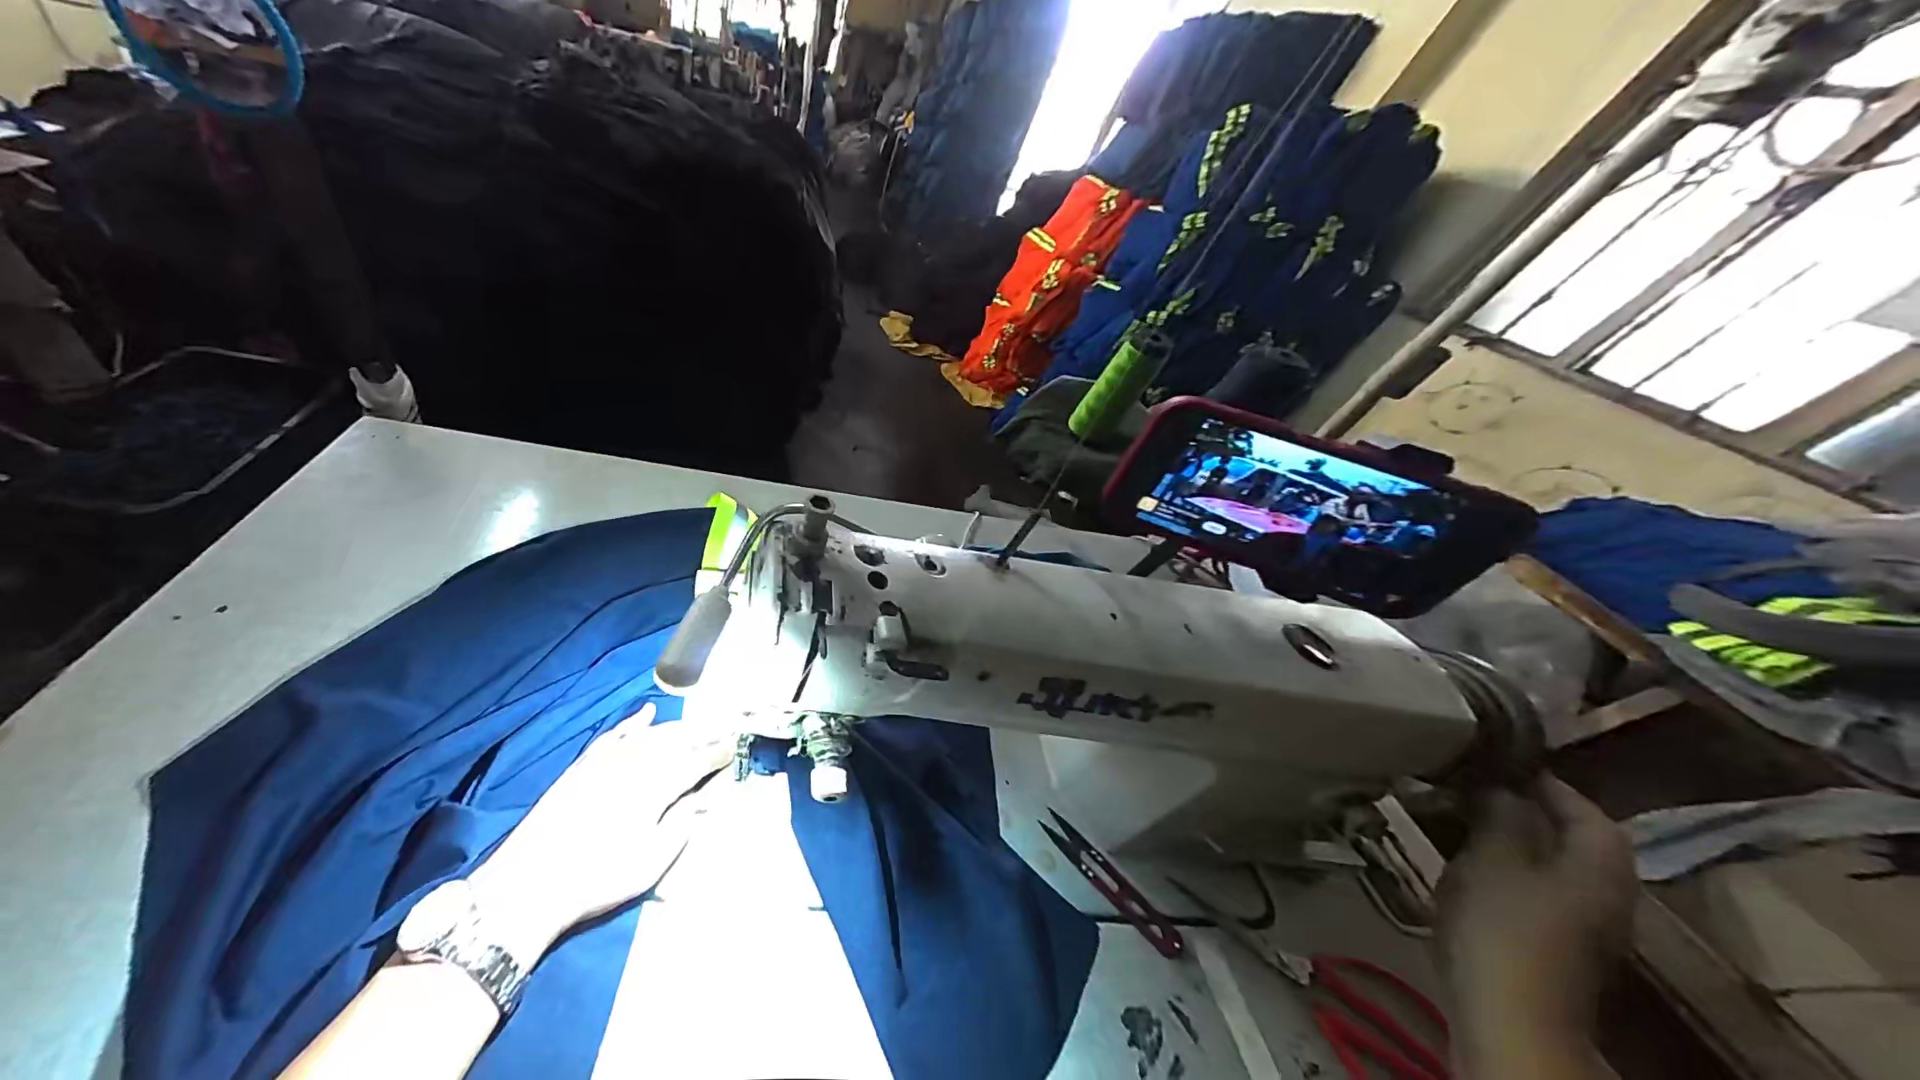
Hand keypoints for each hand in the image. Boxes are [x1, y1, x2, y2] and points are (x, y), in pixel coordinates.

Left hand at [467, 704, 733, 963]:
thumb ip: (680, 826)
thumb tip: (698, 801)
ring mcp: (606, 762)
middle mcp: (634, 764)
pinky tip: (646, 714)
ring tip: (694, 725)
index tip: (734, 746)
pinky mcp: (583, 766)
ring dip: (676, 727)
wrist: (528, 886)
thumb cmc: (598, 879)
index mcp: (657, 786)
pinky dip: (633, 723)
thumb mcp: (652, 863)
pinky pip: (614, 735)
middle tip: (721, 730)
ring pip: (649, 733)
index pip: (697, 761)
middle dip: (702, 733)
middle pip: (676, 739)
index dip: (718, 753)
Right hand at [1438, 776, 1635, 1068]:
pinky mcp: (1550, 948)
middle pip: (1566, 838)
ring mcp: (1580, 927)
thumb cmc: (1504, 926)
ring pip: (1543, 865)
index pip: (1583, 808)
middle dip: (1518, 809)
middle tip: (1465, 788)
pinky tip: (1458, 867)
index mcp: (1600, 865)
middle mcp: (1604, 894)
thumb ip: (1500, 812)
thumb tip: (1500, 784)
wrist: (1508, 1018)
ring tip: (1451, 821)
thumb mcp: (1493, 855)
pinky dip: (1498, 870)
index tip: (1495, 760)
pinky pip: (1527, 891)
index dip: (1542, 781)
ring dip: (1502, 840)